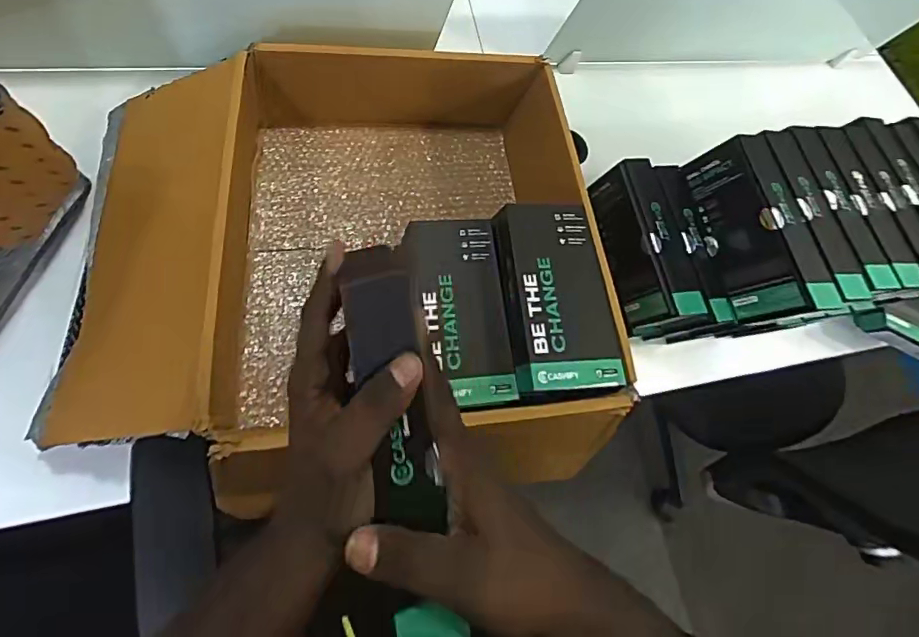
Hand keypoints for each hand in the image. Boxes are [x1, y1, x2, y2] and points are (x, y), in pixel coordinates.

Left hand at [271, 242, 424, 563]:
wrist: (317, 539)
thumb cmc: (326, 492)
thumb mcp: (350, 446)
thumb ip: (377, 402)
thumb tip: (411, 355)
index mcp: (309, 379)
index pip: (316, 319)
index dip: (328, 283)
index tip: (339, 248)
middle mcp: (320, 379)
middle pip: (336, 325)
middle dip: (355, 294)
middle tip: (384, 268)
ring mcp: (337, 397)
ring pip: (354, 348)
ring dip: (374, 324)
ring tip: (402, 300)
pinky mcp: (354, 414)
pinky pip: (371, 373)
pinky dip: (387, 356)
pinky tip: (412, 351)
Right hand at [342, 360, 683, 636]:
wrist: (569, 609)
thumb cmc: (523, 578)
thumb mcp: (464, 573)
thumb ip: (409, 554)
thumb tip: (348, 535)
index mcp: (459, 455)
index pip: (433, 390)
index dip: (413, 351)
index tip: (389, 311)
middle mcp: (458, 455)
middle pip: (421, 401)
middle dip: (392, 370)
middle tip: (351, 342)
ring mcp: (460, 476)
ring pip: (420, 428)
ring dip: (394, 405)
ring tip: (352, 385)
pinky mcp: (460, 499)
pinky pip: (420, 457)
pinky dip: (398, 442)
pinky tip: (374, 450)